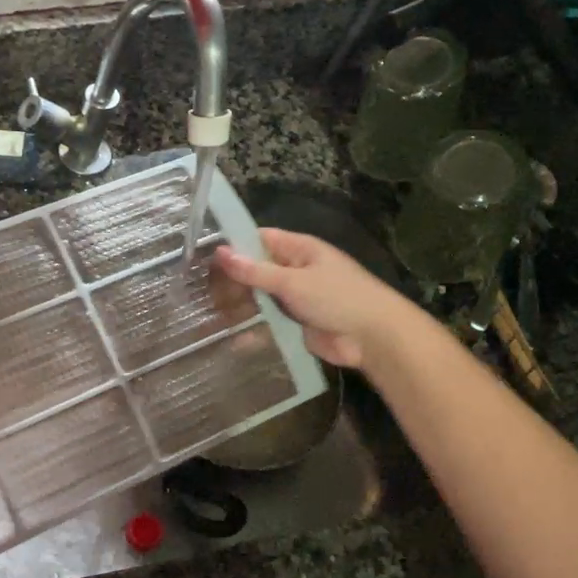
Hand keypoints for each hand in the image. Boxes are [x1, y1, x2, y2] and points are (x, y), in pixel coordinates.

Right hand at [214, 230, 430, 369]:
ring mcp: (296, 296)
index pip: (260, 238)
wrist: (373, 338)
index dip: (234, 245)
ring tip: (212, 314)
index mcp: (299, 249)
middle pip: (257, 269)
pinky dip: (253, 326)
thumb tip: (220, 252)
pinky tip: (232, 333)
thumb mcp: (292, 282)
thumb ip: (255, 271)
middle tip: (203, 292)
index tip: (206, 258)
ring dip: (241, 304)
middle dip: (233, 279)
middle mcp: (296, 269)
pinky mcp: (297, 321)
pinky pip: (269, 320)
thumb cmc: (337, 298)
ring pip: (260, 295)